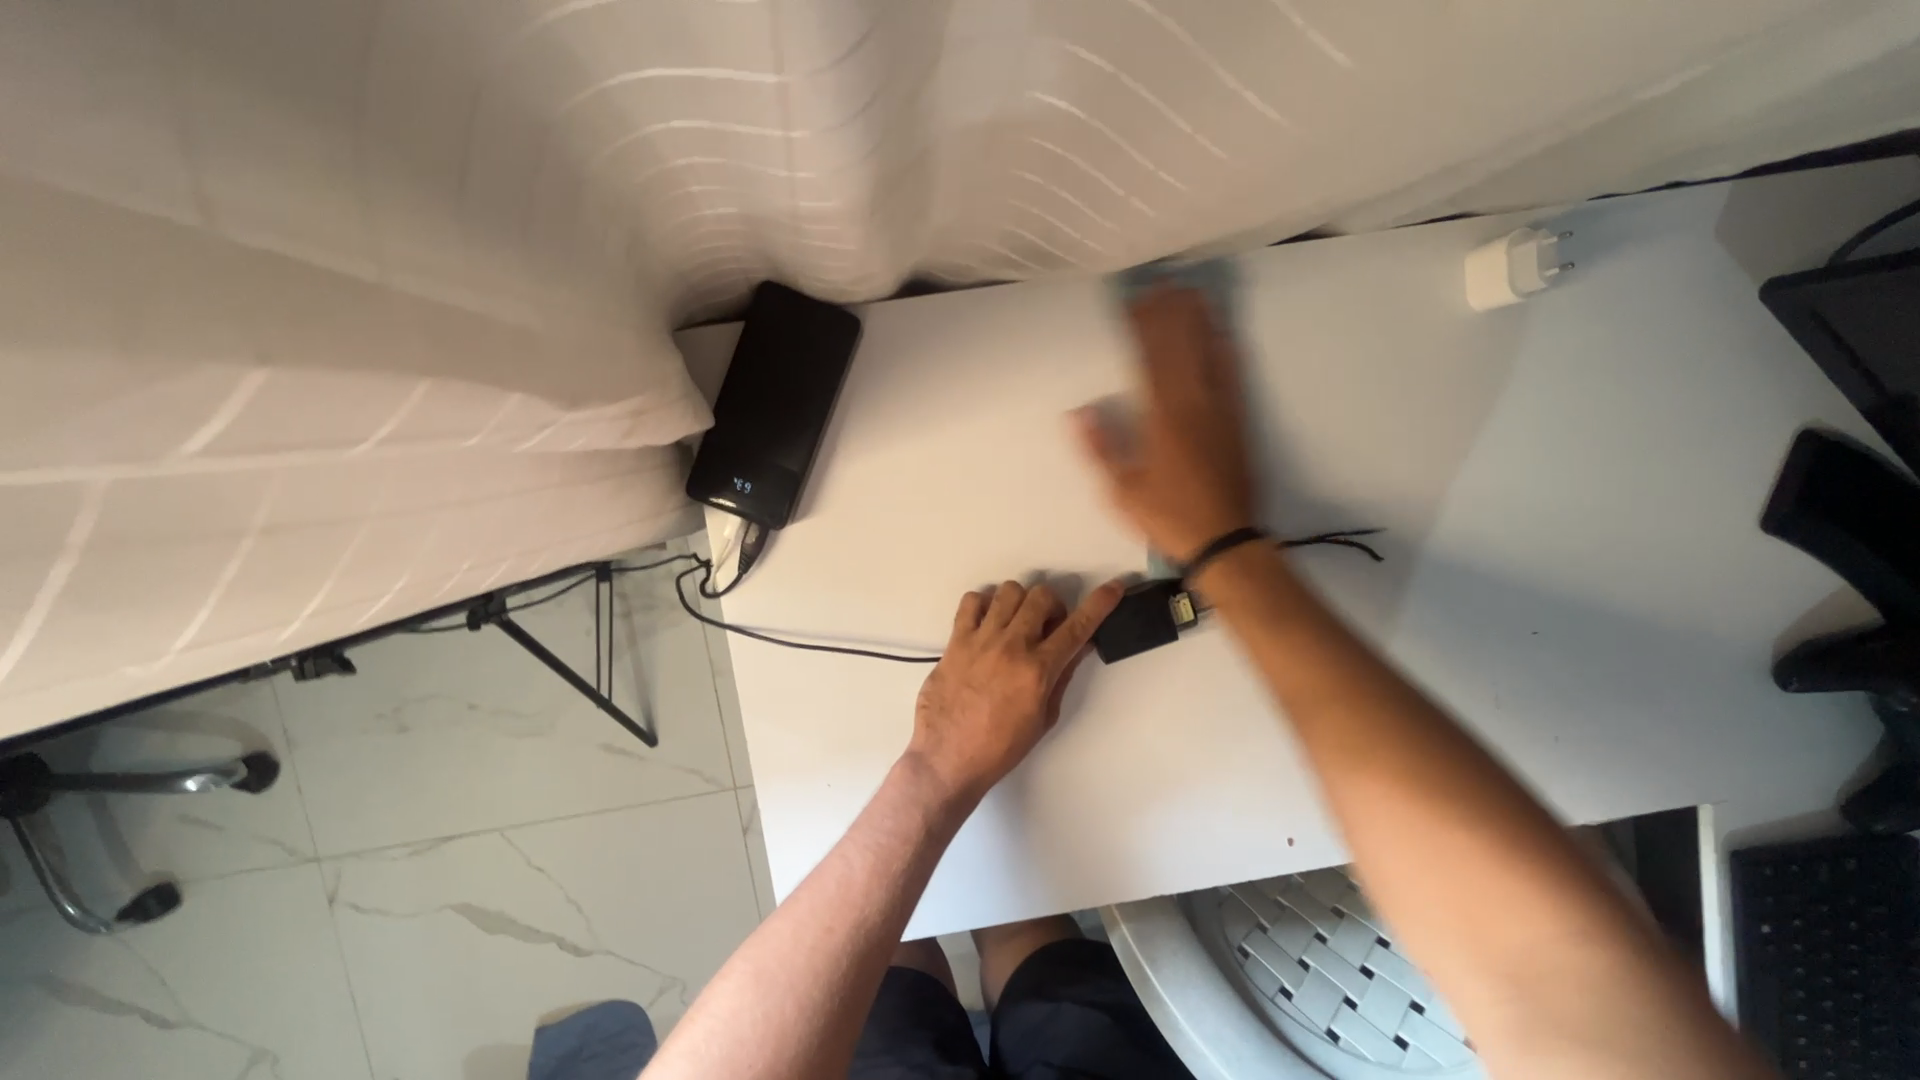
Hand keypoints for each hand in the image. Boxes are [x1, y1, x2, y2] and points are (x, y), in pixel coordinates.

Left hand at [906, 579, 1124, 800]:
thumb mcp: (1044, 718)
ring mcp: (981, 640)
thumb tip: (1080, 647)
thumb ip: (1062, 677)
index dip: (1100, 603)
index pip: (1078, 626)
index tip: (1114, 587)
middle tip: (1047, 627)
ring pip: (1008, 591)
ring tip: (1015, 623)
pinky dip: (984, 605)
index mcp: (1038, 670)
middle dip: (1053, 606)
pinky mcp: (955, 641)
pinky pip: (971, 601)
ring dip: (1020, 602)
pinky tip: (987, 624)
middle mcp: (1011, 646)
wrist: (949, 757)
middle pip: (1042, 597)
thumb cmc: (1001, 747)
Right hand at [1076, 285, 1256, 562]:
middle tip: (1161, 284)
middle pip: (1181, 345)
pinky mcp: (1239, 421)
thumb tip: (1078, 413)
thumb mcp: (1121, 490)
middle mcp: (1193, 403)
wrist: (1225, 539)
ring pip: (1209, 352)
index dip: (1142, 326)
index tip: (1134, 300)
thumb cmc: (1167, 516)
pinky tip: (1223, 333)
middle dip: (1169, 312)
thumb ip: (1100, 449)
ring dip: (1197, 320)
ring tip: (1189, 292)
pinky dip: (1226, 349)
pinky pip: (1234, 375)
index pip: (1149, 358)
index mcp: (1161, 417)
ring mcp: (1221, 409)